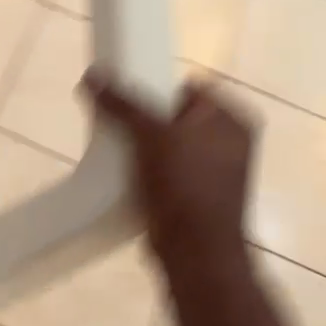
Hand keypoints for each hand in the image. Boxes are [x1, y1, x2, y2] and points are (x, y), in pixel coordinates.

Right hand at [82, 69, 256, 263]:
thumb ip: (122, 104)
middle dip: (142, 121)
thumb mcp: (151, 135)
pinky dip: (146, 172)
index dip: (153, 90)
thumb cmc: (184, 185)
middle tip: (113, 126)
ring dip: (141, 149)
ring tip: (114, 151)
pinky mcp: (196, 196)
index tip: (124, 102)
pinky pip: (165, 172)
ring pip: (167, 146)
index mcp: (233, 119)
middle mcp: (230, 141)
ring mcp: (214, 171)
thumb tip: (93, 74)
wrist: (195, 250)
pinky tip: (124, 176)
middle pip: (173, 116)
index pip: (187, 88)